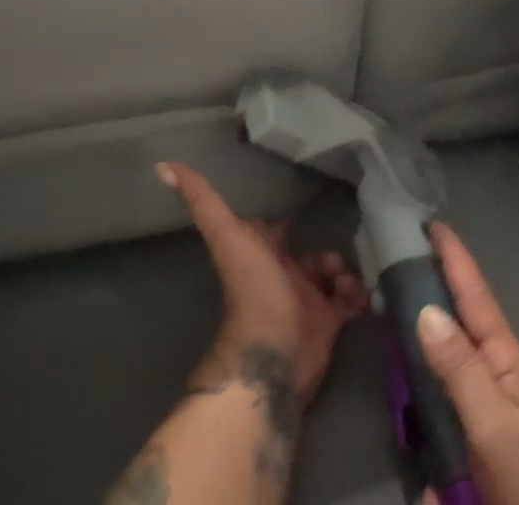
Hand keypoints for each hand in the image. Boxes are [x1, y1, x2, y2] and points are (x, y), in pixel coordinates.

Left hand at [158, 162, 369, 407]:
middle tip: (332, 255)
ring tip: (341, 279)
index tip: (314, 192)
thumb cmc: (253, 290)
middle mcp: (281, 272)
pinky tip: (354, 295)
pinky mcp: (328, 320)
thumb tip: (162, 165)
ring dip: (343, 270)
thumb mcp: (228, 235)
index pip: (275, 225)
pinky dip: (356, 294)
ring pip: (332, 272)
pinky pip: (349, 299)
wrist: (276, 354)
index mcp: (258, 252)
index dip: (290, 212)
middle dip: (326, 247)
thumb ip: (202, 200)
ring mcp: (306, 298)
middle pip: (309, 249)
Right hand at [416, 223, 518, 504]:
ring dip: (426, 364)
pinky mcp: (488, 447)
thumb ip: (461, 369)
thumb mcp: (497, 424)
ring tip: (398, 347)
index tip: (433, 222)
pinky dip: (435, 431)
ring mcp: (496, 414)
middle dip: (432, 301)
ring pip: (450, 375)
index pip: (476, 298)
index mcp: (508, 362)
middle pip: (458, 329)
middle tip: (396, 278)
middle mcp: (501, 380)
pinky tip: (429, 460)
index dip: (455, 260)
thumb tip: (427, 308)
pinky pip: (450, 425)